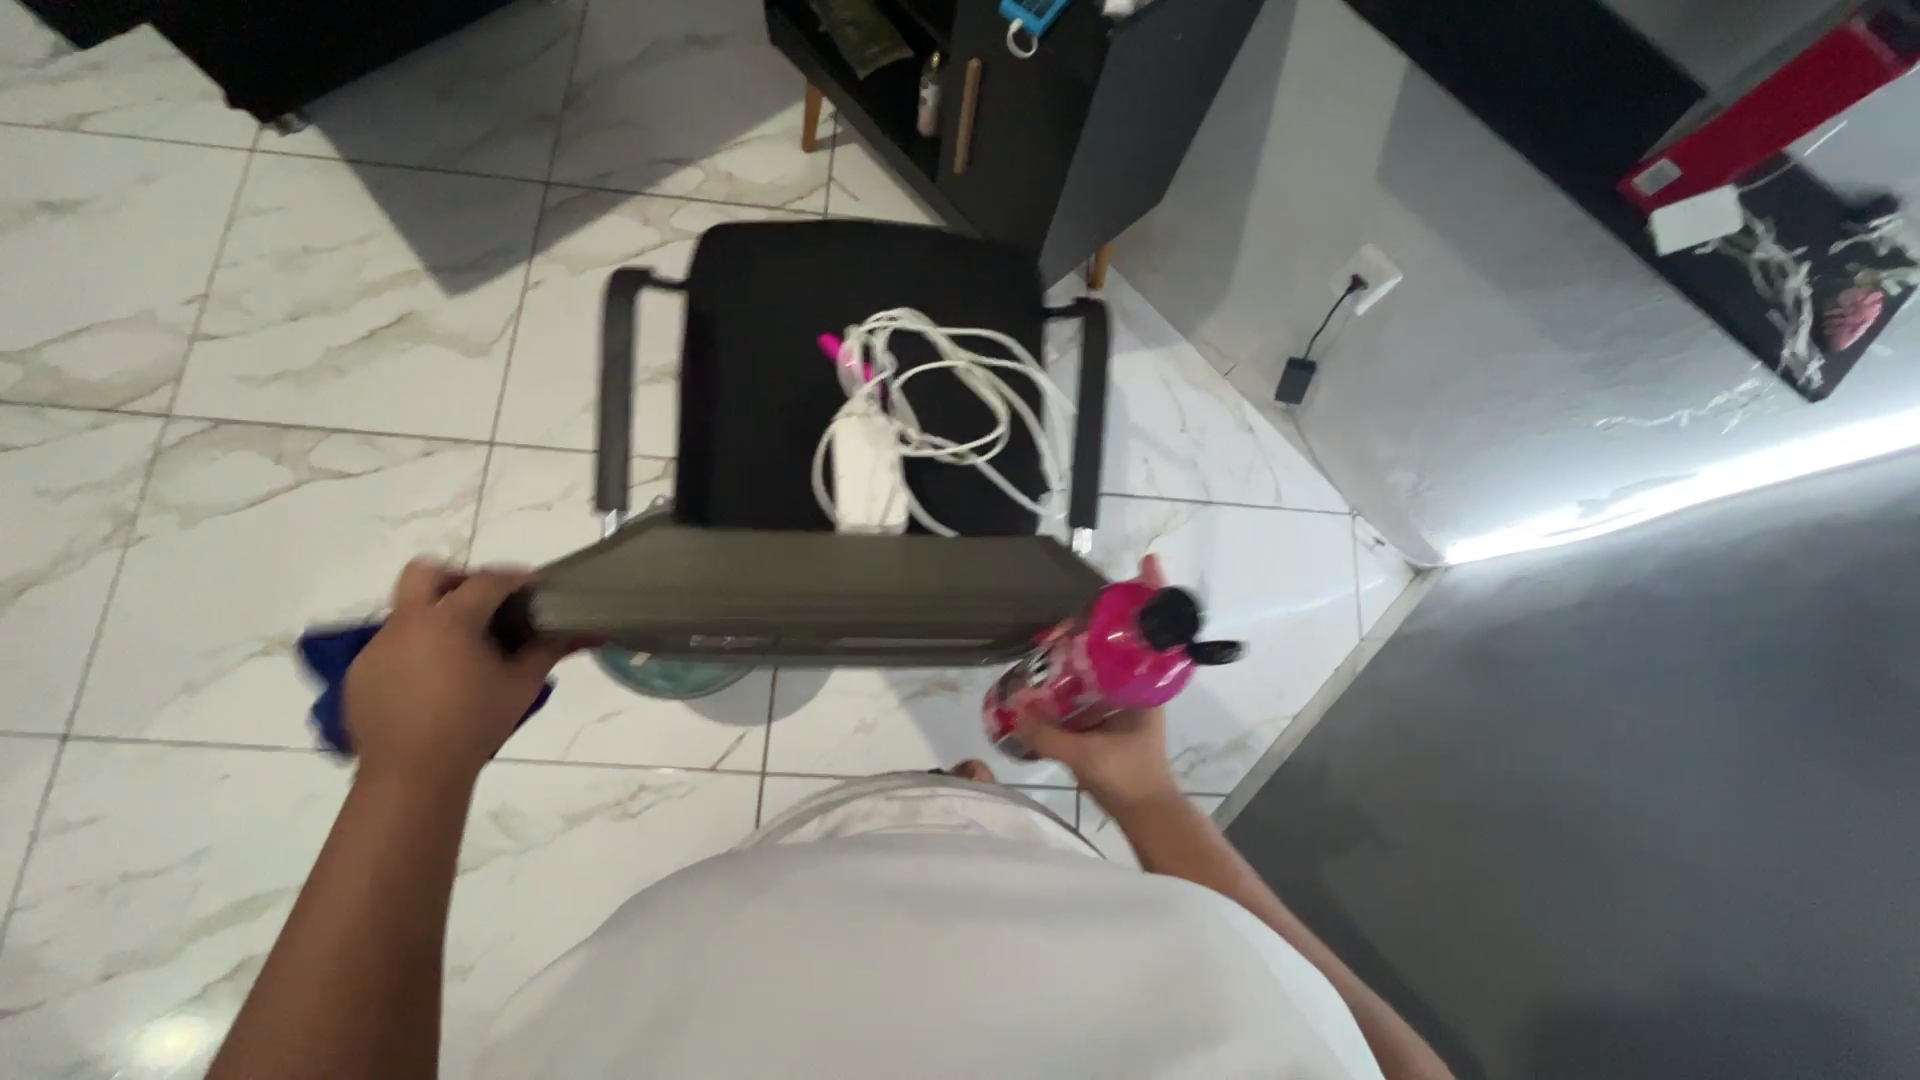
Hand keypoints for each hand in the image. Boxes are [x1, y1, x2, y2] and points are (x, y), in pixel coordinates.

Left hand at [343, 560, 574, 788]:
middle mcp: (407, 624)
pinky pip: (392, 647)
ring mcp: (377, 648)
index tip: (534, 586)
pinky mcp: (360, 674)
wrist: (412, 774)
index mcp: (449, 621)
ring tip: (463, 653)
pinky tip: (435, 682)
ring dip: (437, 620)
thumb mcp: (522, 684)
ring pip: (408, 613)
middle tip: (482, 601)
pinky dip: (417, 652)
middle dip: (456, 578)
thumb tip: (577, 630)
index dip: (514, 578)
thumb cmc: (475, 724)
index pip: (486, 581)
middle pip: (424, 573)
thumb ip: (547, 649)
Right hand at [1012, 553, 1182, 812]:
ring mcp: (1129, 701)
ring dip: (1093, 641)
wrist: (1145, 813)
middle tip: (1081, 599)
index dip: (1156, 595)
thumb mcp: (1087, 757)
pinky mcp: (1114, 716)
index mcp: (1149, 690)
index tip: (1147, 562)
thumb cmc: (1129, 780)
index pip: (1159, 633)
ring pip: (1113, 659)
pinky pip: (1097, 682)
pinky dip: (1079, 670)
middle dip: (1111, 614)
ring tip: (1061, 627)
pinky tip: (1053, 669)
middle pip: (1132, 639)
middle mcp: (1142, 688)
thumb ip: (1049, 736)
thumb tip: (1015, 710)